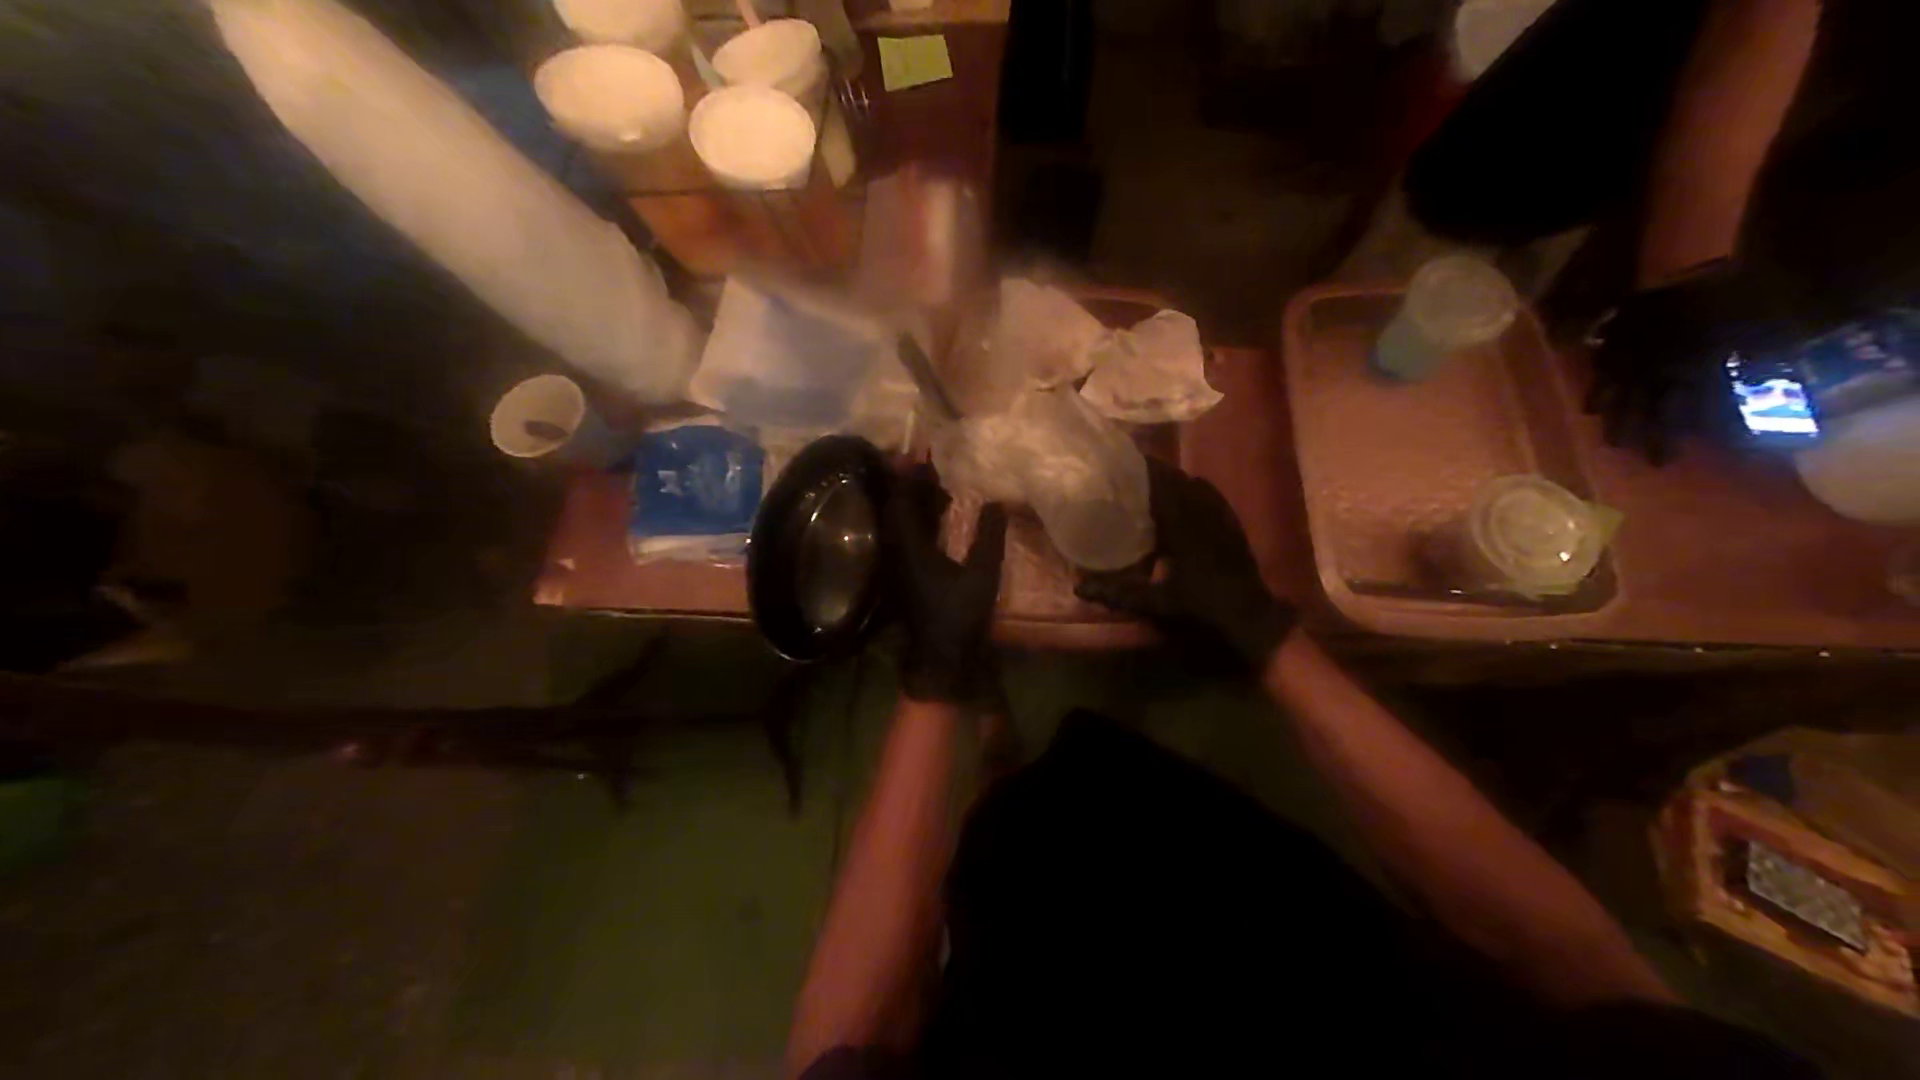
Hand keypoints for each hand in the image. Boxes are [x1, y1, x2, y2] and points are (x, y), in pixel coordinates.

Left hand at [886, 464, 1007, 703]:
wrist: (942, 657)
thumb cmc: (960, 615)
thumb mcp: (982, 574)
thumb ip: (989, 536)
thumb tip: (996, 502)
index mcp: (909, 547)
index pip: (900, 500)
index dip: (908, 474)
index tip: (922, 453)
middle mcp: (896, 551)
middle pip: (896, 507)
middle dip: (909, 482)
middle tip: (929, 461)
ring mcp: (899, 564)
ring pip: (900, 522)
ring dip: (914, 501)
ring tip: (937, 481)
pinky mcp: (906, 574)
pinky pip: (907, 536)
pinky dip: (919, 519)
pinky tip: (939, 513)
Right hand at [1074, 459, 1291, 671]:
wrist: (1248, 612)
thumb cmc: (1199, 605)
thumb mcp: (1154, 602)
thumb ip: (1117, 594)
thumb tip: (1077, 587)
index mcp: (1181, 525)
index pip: (1159, 485)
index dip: (1142, 469)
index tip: (1122, 460)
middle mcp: (1201, 512)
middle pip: (1176, 479)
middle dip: (1154, 471)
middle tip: (1130, 470)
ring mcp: (1220, 515)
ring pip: (1193, 484)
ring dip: (1173, 478)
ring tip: (1153, 479)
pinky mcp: (1231, 523)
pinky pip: (1210, 494)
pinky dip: (1194, 487)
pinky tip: (1186, 492)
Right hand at [1585, 265, 1795, 463]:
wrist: (1685, 266)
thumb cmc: (1728, 295)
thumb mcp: (1759, 325)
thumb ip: (1754, 359)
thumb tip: (1755, 385)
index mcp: (1690, 369)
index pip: (1684, 411)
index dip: (1678, 436)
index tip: (1668, 460)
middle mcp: (1654, 372)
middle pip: (1644, 410)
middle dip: (1641, 436)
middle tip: (1636, 460)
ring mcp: (1630, 361)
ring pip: (1617, 398)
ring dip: (1614, 421)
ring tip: (1609, 442)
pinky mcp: (1615, 348)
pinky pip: (1602, 375)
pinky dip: (1597, 393)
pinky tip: (1590, 407)